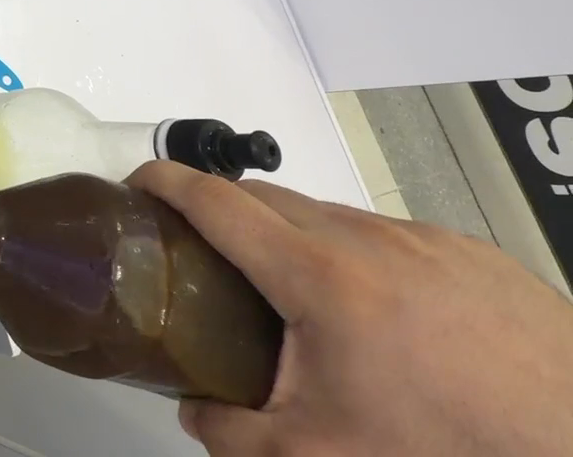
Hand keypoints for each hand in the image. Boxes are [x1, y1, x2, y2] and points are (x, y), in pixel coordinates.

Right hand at [129, 160, 572, 456]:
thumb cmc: (447, 449)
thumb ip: (230, 431)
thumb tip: (191, 408)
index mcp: (316, 275)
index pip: (212, 199)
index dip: (160, 180)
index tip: (132, 185)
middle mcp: (366, 238)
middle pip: (262, 196)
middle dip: (220, 212)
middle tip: (207, 255)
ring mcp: (427, 239)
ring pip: (326, 213)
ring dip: (292, 236)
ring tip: (301, 295)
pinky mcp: (478, 253)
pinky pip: (390, 233)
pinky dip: (359, 254)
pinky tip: (384, 312)